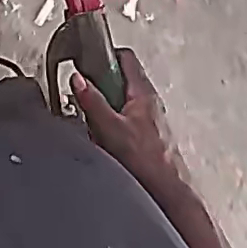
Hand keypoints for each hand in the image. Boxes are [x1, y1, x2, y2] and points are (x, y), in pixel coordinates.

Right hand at [73, 49, 191, 201]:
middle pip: (120, 78)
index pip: (124, 57)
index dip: (105, 54)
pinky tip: (106, 141)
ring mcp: (150, 118)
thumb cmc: (149, 162)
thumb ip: (93, 102)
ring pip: (121, 100)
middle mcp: (149, 101)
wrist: (168, 192)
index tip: (87, 63)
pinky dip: (112, 124)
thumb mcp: (112, 129)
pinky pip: (125, 119)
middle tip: (88, 99)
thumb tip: (78, 79)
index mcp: (143, 92)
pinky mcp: (147, 134)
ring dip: (105, 109)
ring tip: (97, 125)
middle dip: (100, 87)